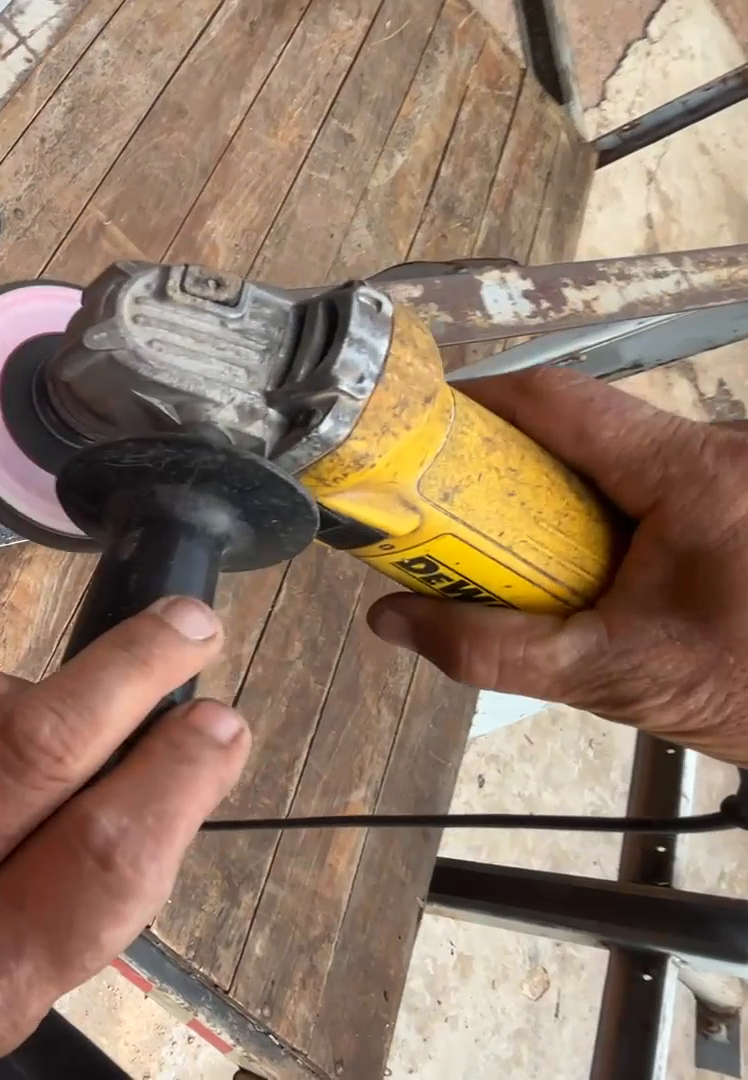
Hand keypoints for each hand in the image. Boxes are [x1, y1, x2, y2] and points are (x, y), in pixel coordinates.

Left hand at [0, 597, 249, 1065]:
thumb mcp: (23, 984)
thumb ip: (93, 886)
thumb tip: (171, 757)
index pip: (94, 860)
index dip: (172, 780)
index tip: (222, 725)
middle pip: (33, 750)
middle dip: (125, 674)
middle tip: (190, 629)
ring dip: (61, 690)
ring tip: (78, 721)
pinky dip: (1, 697)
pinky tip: (0, 731)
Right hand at [367, 366, 747, 764]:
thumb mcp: (610, 674)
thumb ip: (491, 649)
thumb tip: (389, 618)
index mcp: (697, 473)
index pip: (557, 399)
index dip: (472, 403)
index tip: (412, 433)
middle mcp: (728, 450)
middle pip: (575, 430)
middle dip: (498, 467)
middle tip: (444, 516)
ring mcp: (740, 470)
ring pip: (608, 455)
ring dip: (542, 494)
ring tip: (506, 551)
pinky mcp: (747, 493)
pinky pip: (643, 478)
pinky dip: (587, 511)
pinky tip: (577, 562)